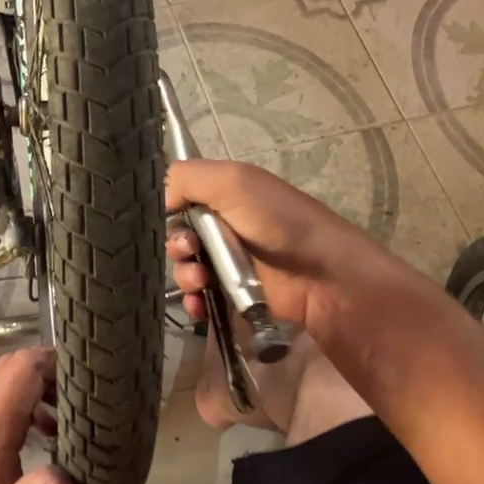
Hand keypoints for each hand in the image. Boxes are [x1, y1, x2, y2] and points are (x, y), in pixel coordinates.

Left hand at [0, 348, 76, 483]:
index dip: (58, 362)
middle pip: (15, 363)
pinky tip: (45, 433)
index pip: (24, 366)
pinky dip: (25, 399)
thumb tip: (69, 481)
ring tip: (72, 413)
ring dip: (39, 383)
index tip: (91, 379)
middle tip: (88, 395)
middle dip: (53, 369)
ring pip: (5, 376)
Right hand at [166, 159, 369, 330]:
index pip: (178, 196)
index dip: (168, 208)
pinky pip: (200, 296)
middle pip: (177, 233)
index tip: (170, 219)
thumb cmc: (277, 220)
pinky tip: (199, 304)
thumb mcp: (232, 181)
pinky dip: (194, 301)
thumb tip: (162, 200)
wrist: (321, 276)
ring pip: (185, 266)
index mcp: (222, 191)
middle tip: (190, 252)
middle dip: (175, 245)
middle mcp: (222, 223)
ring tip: (199, 282)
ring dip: (184, 275)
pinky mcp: (233, 293)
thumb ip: (187, 178)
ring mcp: (228, 260)